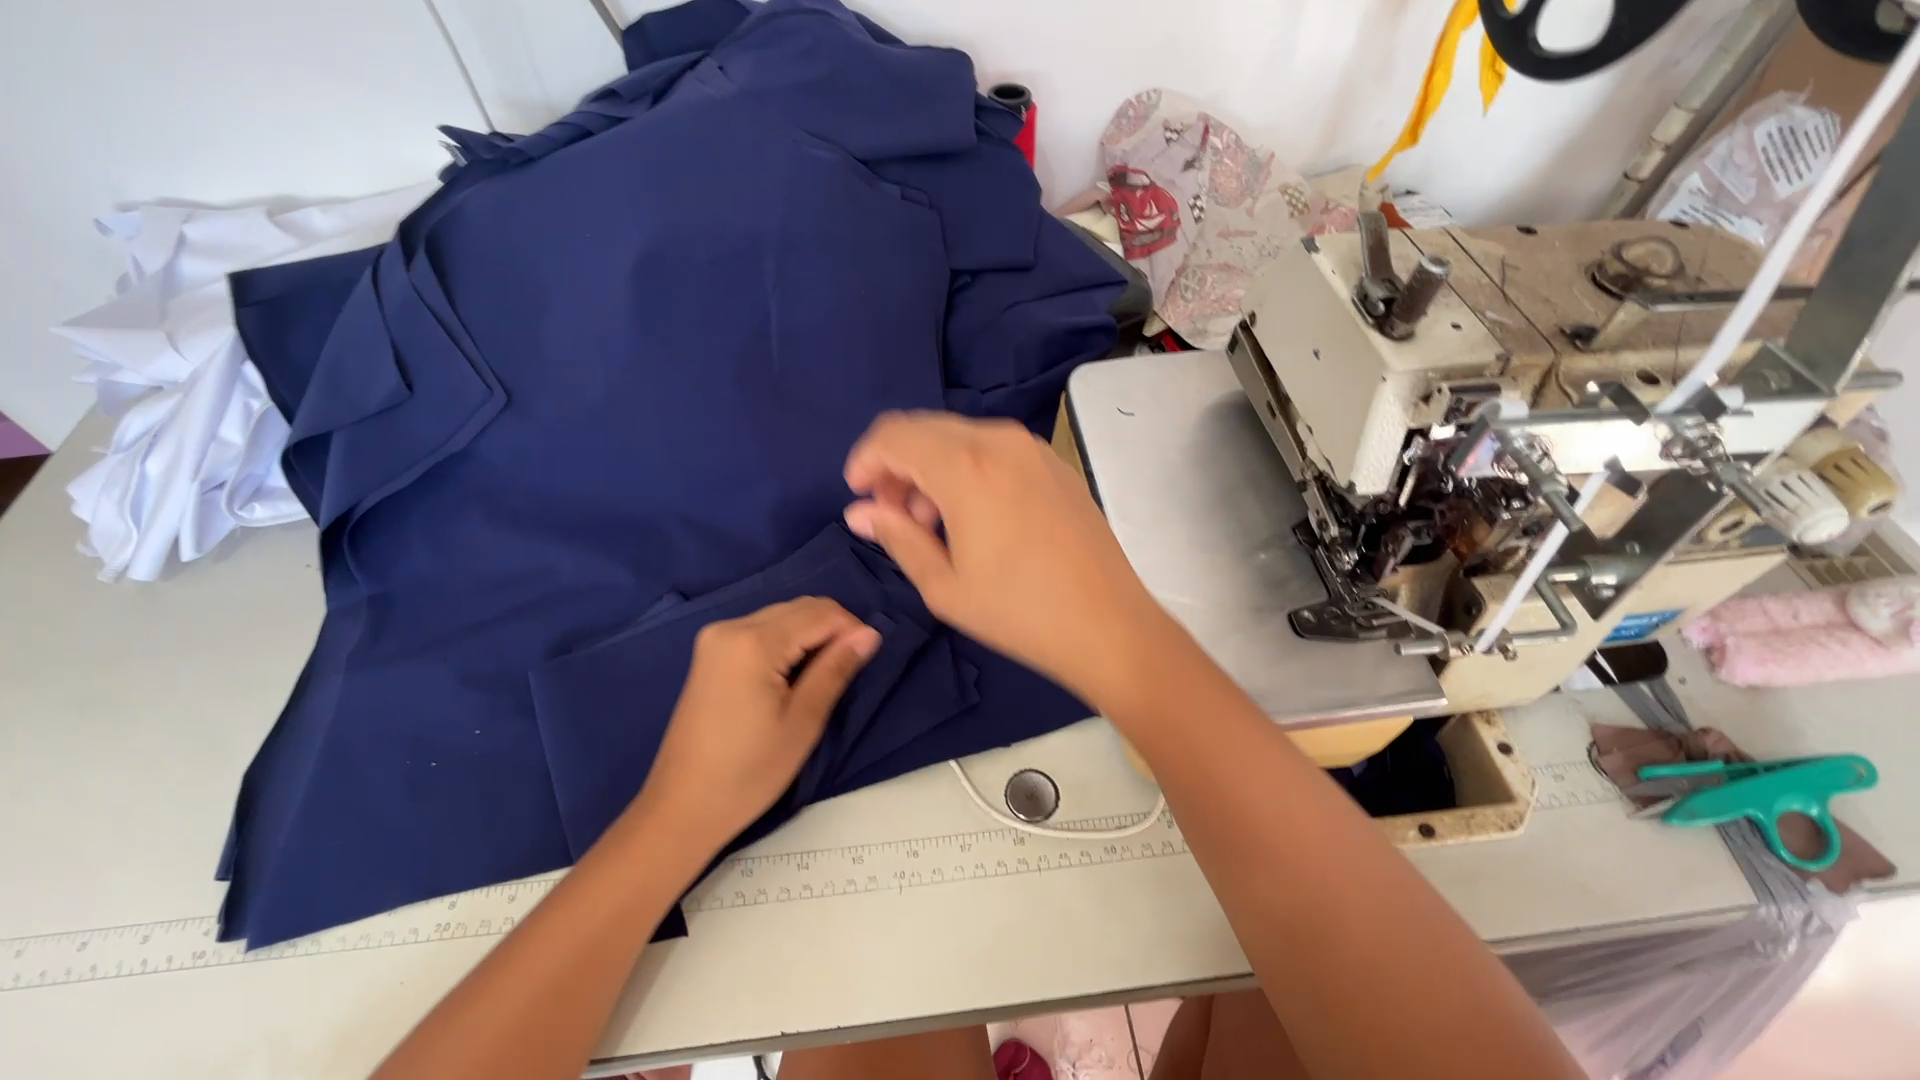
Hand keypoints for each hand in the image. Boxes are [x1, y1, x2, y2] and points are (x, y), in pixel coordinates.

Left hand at [637, 598, 878, 847]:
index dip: (853, 629)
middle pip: (799, 607)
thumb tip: (870, 634)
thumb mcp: (803, 721)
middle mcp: (731, 627)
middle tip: (848, 671)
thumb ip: (836, 669)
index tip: (867, 661)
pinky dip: (786, 642)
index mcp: (754, 642)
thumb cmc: (749, 771)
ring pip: (781, 616)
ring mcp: (715, 638)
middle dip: (832, 629)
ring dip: (810, 635)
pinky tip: (793, 676)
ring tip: (823, 677)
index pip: (820, 612)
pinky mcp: (710, 653)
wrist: (684, 805)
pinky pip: (761, 630)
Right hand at [841, 411, 1177, 704]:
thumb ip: (897, 537)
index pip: (895, 434)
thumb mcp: (944, 585)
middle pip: (926, 429)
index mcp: (967, 467)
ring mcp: (1034, 449)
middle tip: (892, 516)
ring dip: (932, 468)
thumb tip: (861, 512)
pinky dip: (967, 470)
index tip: (858, 497)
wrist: (1108, 625)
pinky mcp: (1055, 464)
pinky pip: (994, 450)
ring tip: (931, 525)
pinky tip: (973, 518)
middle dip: (897, 465)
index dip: (866, 460)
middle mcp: (1000, 441)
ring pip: (961, 437)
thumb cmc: (1019, 612)